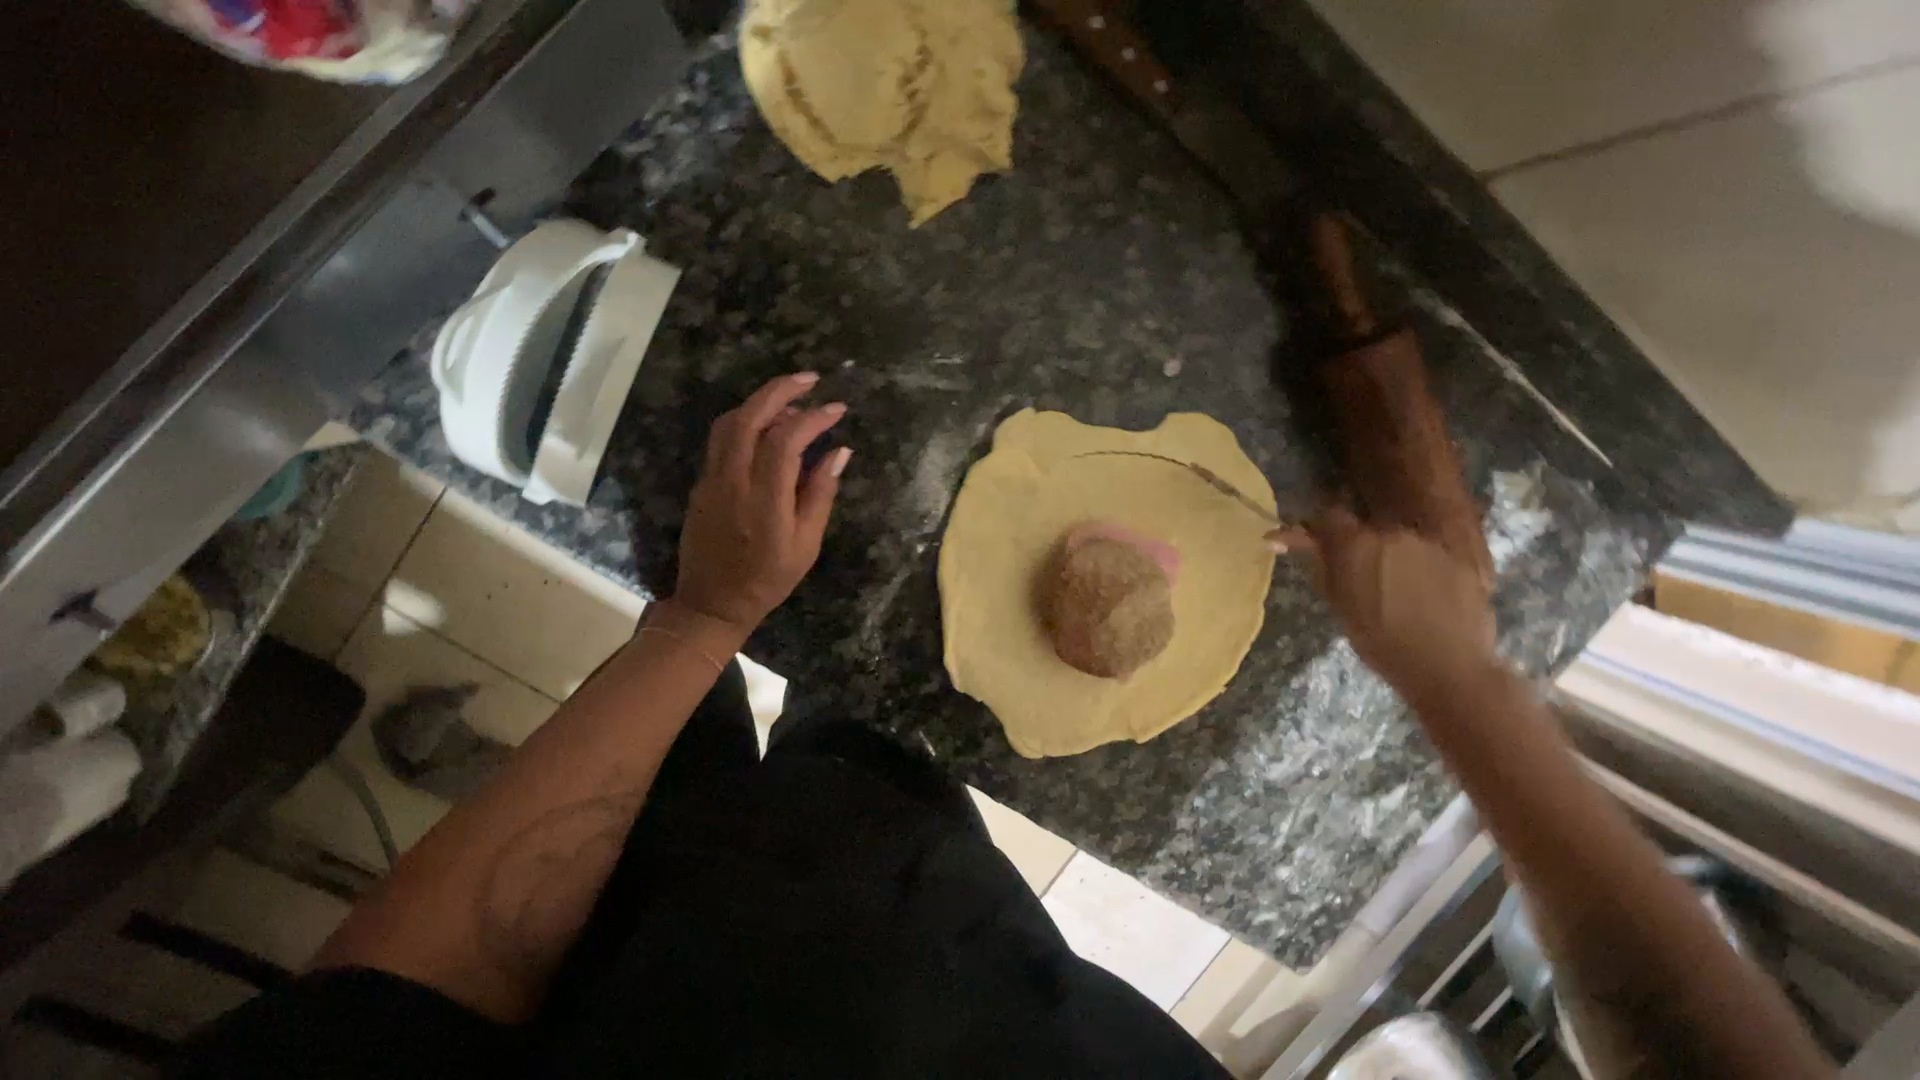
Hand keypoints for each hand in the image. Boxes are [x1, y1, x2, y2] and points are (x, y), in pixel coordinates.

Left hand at [672, 373, 850, 635]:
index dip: (813, 418)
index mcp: (764, 501)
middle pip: (749, 418)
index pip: (786, 441)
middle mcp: (732, 482)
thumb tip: (839, 452)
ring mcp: (711, 480)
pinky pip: (721, 439)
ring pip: (729, 423)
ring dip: (759, 402)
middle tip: (810, 379)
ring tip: (791, 400)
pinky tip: (767, 425)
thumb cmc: (767, 579)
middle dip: (780, 390)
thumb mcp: (805, 545)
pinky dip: (745, 420)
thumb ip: (820, 494)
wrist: (712, 602)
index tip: (837, 409)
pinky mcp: (701, 483)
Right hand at [1271, 506, 1499, 705]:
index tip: (1316, 547)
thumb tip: (1281, 537)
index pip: (1329, 517)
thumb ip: (1317, 563)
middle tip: (1360, 584)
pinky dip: (1423, 572)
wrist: (1447, 666)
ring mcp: (1429, 544)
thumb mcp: (1338, 605)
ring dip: (1392, 562)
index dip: (1321, 530)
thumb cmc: (1380, 643)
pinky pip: (1430, 556)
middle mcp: (1392, 534)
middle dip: (1360, 550)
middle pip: (1368, 532)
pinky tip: (1427, 600)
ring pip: (1400, 544)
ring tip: (1398, 597)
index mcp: (1356, 544)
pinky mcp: (1460, 558)